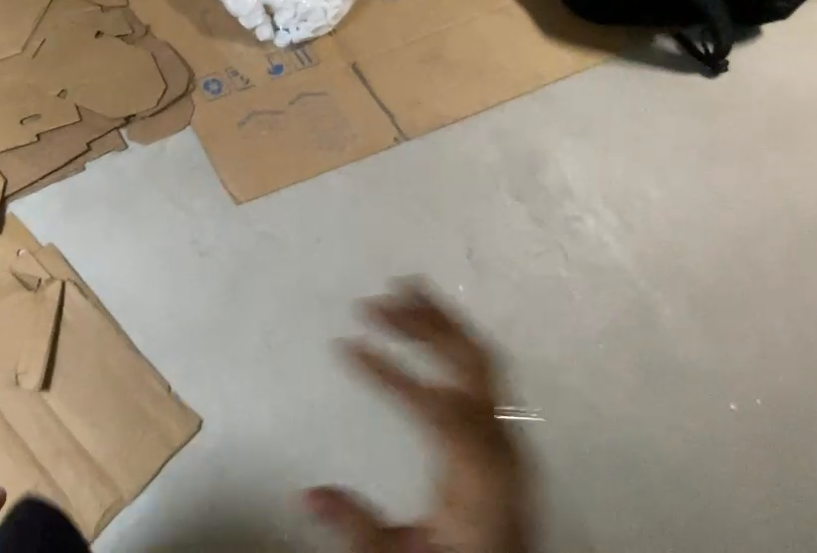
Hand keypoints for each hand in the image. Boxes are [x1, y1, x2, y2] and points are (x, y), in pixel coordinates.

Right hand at [304, 281, 529, 552]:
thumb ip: (360, 526)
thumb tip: (307, 493)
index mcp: (480, 473)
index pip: (438, 408)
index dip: (391, 373)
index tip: (347, 345)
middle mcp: (502, 446)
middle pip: (473, 368)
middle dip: (424, 326)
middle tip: (372, 302)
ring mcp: (509, 436)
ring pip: (483, 360)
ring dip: (440, 321)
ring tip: (399, 289)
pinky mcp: (503, 432)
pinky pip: (485, 370)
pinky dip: (455, 336)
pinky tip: (428, 324)